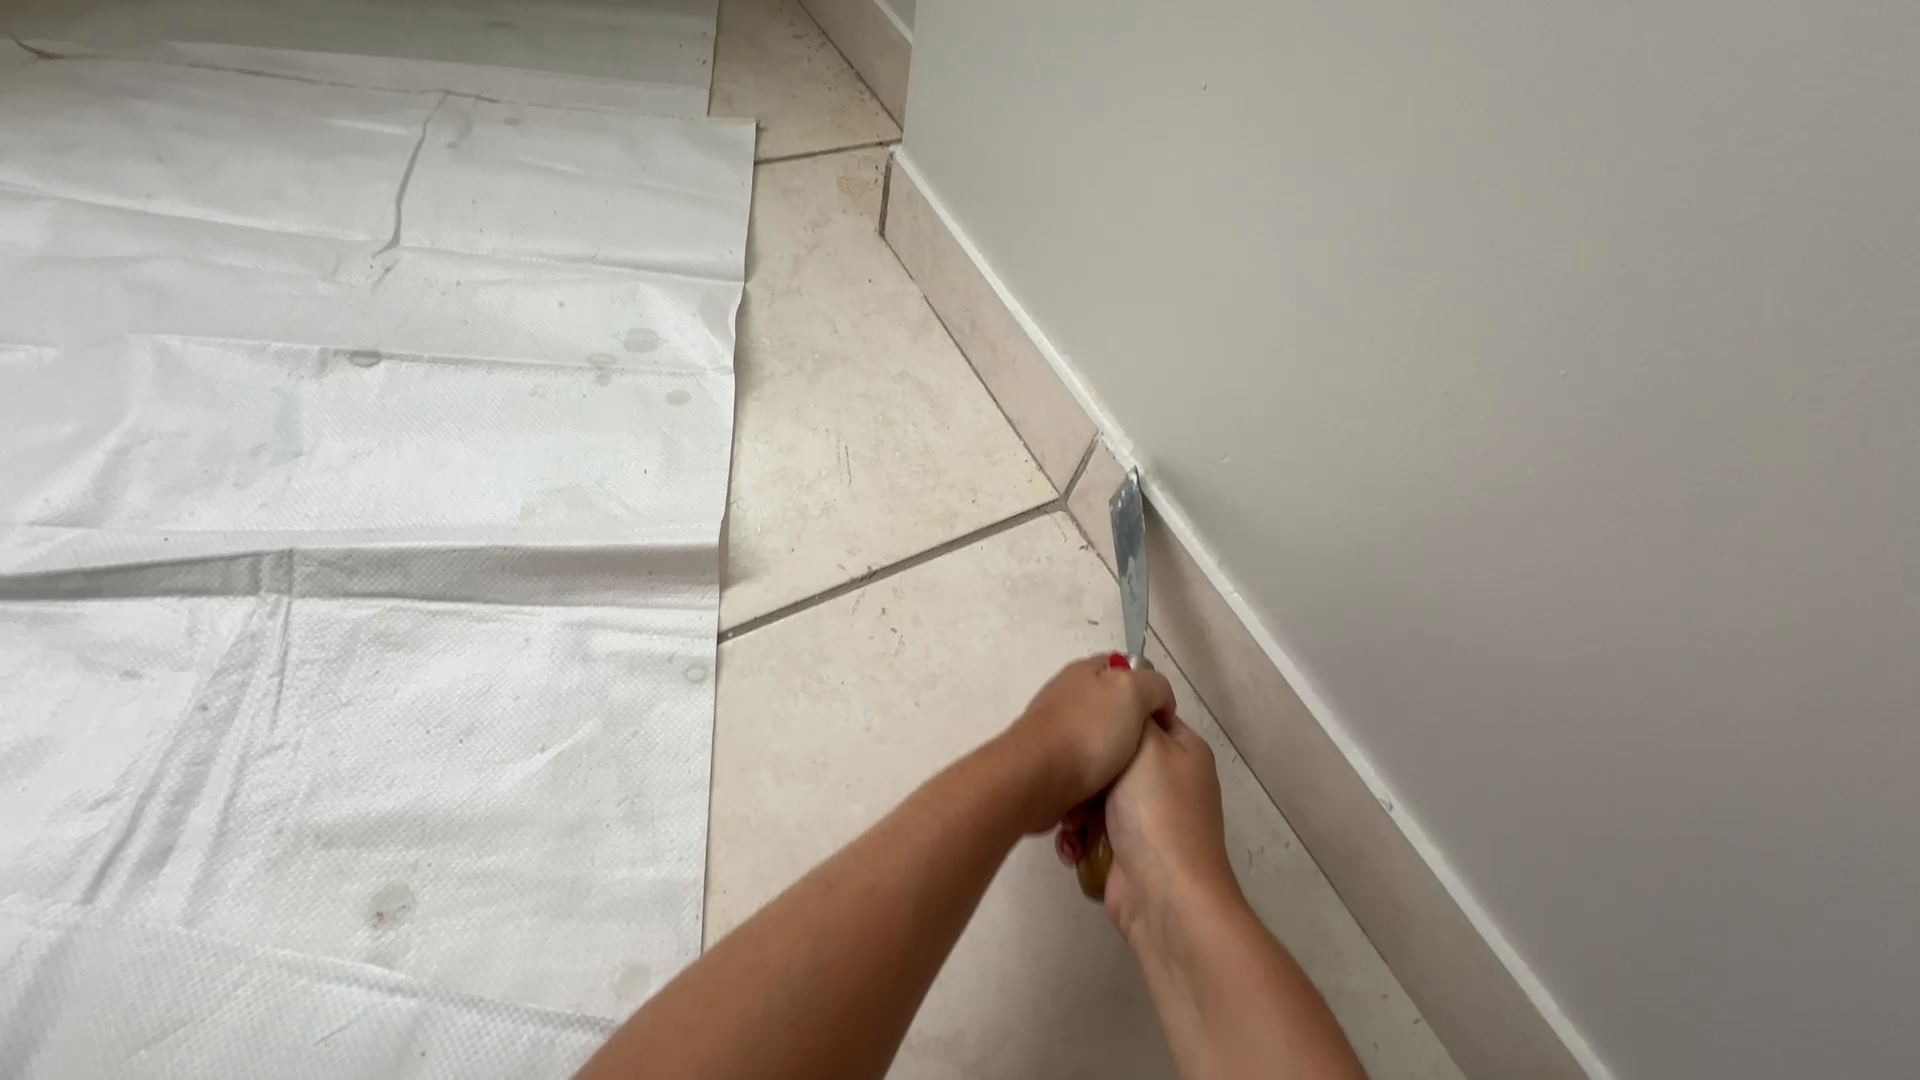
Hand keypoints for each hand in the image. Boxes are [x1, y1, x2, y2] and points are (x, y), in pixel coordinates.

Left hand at [1000, 654, 1174, 832]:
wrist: (1036, 778)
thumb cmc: (1088, 731)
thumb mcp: (1132, 692)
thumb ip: (1154, 686)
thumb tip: (1159, 702)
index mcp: (1084, 672)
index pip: (1123, 668)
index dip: (1148, 688)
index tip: (1161, 718)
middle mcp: (1067, 696)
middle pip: (1112, 709)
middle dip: (1132, 731)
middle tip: (1149, 752)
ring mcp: (1055, 730)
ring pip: (1099, 743)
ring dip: (1114, 761)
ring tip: (1129, 778)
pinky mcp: (1048, 762)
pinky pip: (1082, 770)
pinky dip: (1094, 781)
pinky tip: (1105, 793)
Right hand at [1070, 712, 1238, 946]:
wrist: (1163, 894)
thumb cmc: (1156, 809)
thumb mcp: (1147, 744)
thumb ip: (1133, 714)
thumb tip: (1130, 698)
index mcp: (1182, 749)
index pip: (1143, 714)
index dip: (1111, 713)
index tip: (1077, 720)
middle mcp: (1167, 780)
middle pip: (1111, 756)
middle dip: (1084, 769)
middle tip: (1067, 776)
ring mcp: (1147, 818)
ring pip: (1095, 793)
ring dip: (1076, 808)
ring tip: (1070, 820)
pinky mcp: (1126, 849)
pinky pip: (1093, 828)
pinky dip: (1080, 836)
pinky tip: (1073, 846)